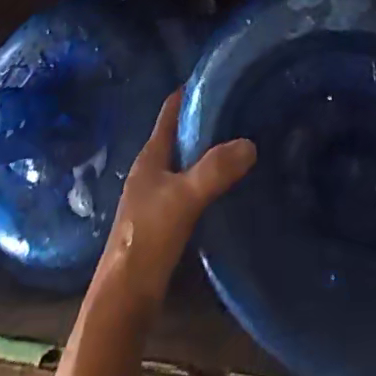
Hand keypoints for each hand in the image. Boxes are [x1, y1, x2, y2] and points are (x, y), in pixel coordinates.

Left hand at [96, 89, 256, 304]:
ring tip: (245, 141)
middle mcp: (151, 170)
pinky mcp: (165, 219)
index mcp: (150, 156)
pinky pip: (191, 185)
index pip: (170, 111)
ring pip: (187, 161)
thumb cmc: (147, 238)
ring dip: (210, 150)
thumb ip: (214, 170)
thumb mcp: (183, 198)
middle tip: (244, 108)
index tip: (220, 77)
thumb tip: (250, 143)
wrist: (125, 297)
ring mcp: (156, 195)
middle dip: (207, 119)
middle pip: (181, 134)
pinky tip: (231, 184)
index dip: (191, 91)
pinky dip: (210, 177)